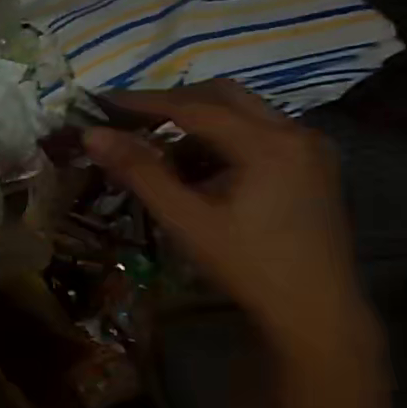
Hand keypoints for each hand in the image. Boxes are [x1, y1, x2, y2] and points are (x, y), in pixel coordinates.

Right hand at [82, 81, 365, 352]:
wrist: (315, 312)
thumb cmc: (246, 264)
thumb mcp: (184, 218)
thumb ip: (138, 171)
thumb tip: (91, 134)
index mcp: (267, 143)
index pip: (193, 106)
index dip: (143, 101)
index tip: (102, 103)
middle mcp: (295, 133)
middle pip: (223, 95)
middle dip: (173, 102)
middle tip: (130, 118)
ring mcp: (310, 148)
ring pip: (243, 111)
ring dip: (198, 120)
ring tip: (160, 149)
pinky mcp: (313, 165)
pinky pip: (259, 132)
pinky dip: (222, 137)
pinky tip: (199, 168)